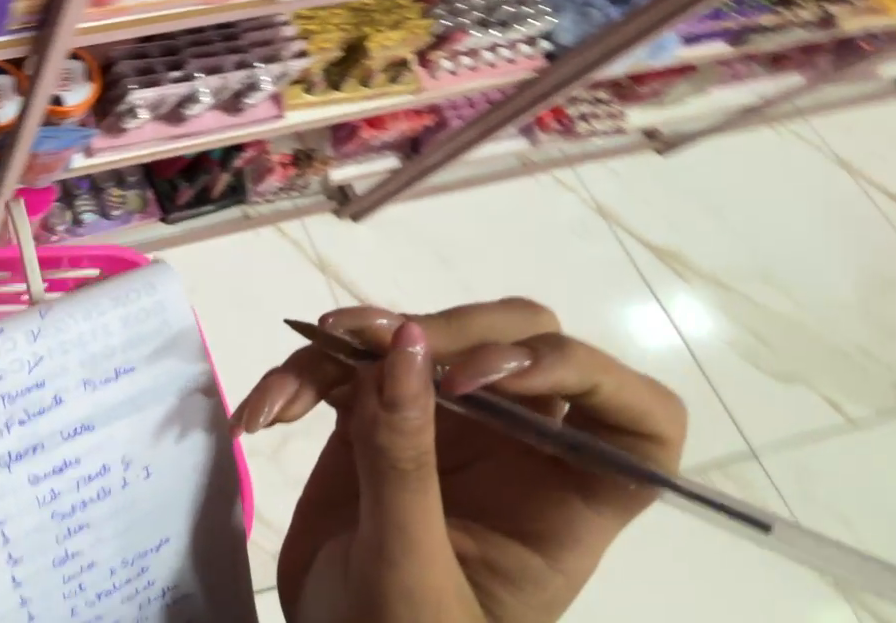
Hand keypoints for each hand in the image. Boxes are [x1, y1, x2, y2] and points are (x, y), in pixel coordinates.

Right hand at [231, 300, 687, 622]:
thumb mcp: (406, 564)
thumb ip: (404, 457)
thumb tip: (404, 343)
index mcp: (562, 499)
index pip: (634, 418)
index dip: (577, 374)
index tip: (473, 381)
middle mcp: (512, 450)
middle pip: (515, 340)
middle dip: (443, 331)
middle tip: (370, 346)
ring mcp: (438, 428)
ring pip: (417, 340)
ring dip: (348, 346)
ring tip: (288, 390)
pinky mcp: (369, 421)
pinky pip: (343, 367)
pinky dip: (298, 377)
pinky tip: (261, 414)